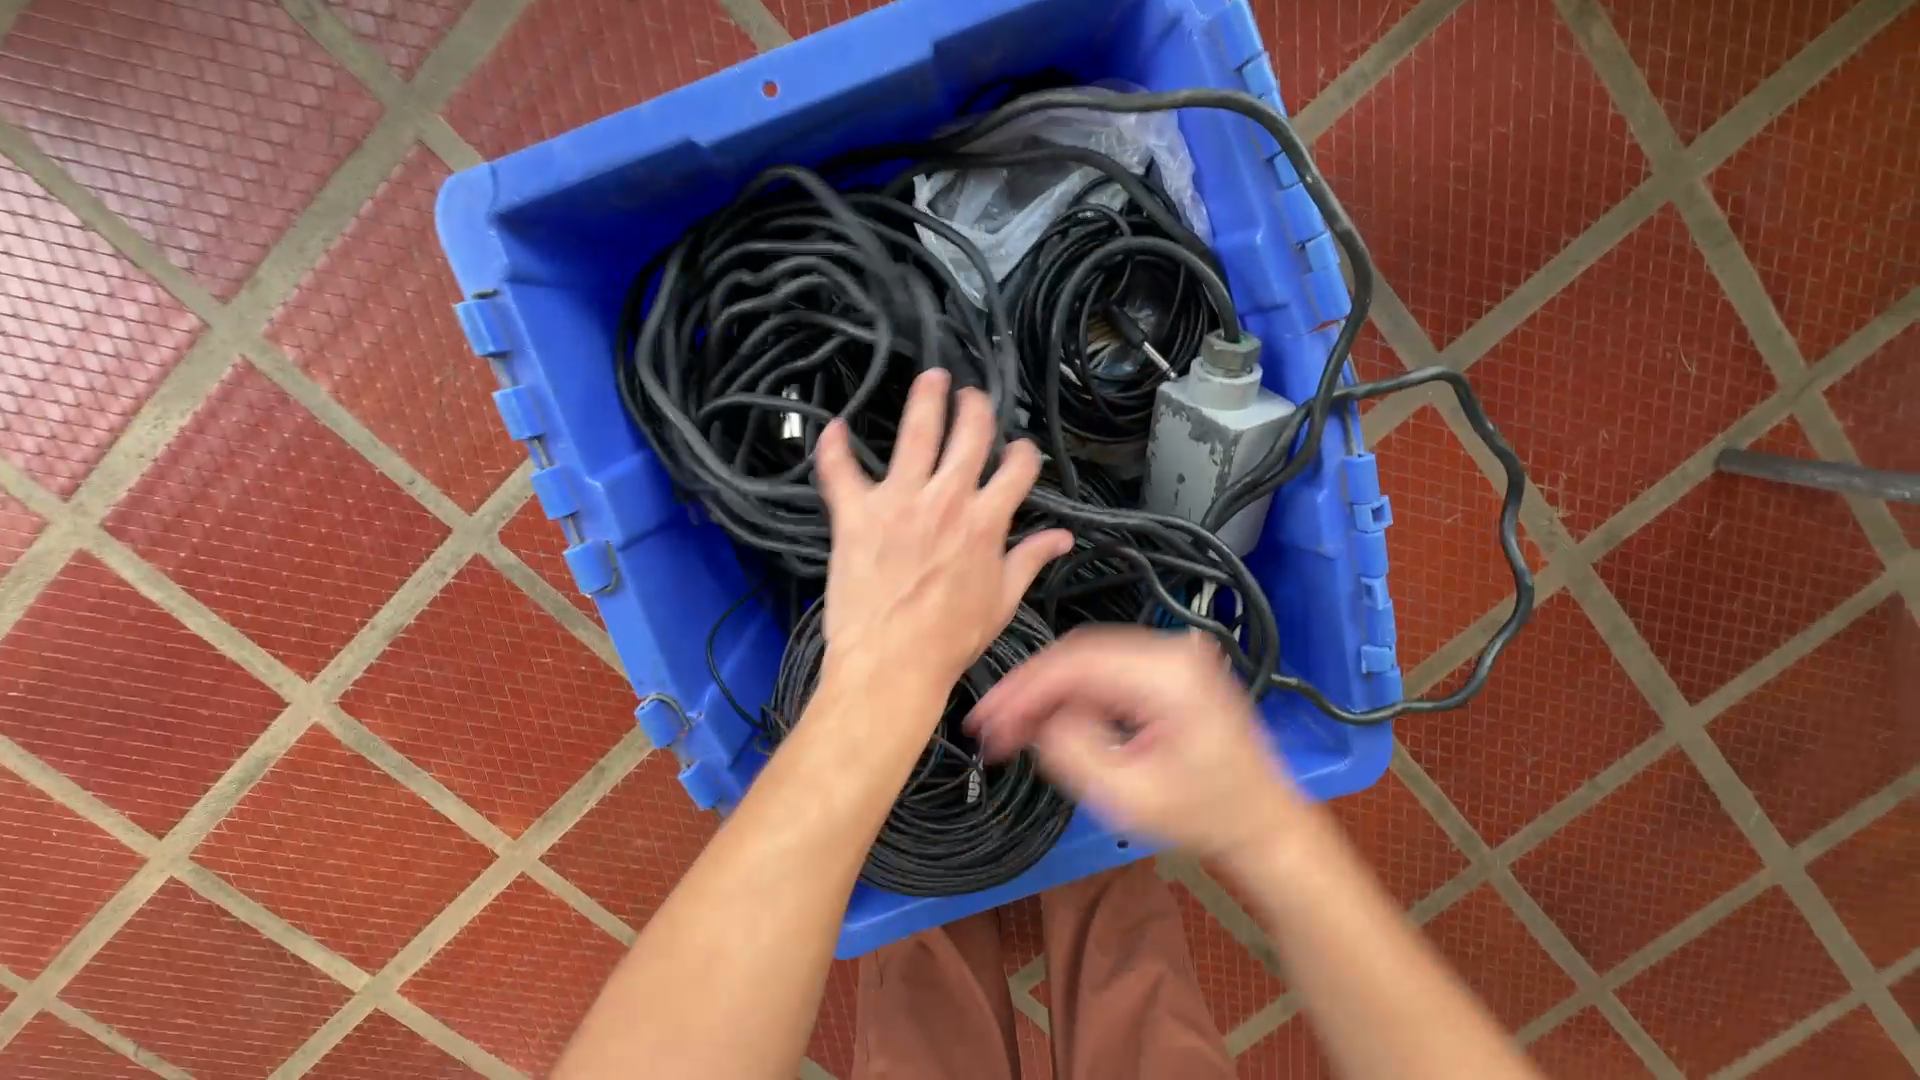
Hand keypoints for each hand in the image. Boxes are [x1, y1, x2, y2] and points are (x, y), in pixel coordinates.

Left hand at [814, 368, 1072, 694]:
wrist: (892, 665)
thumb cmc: (948, 640)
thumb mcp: (1002, 601)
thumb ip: (1031, 560)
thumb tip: (1062, 539)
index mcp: (986, 523)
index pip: (1017, 468)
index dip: (1023, 454)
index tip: (1019, 453)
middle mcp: (946, 501)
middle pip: (970, 433)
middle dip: (976, 407)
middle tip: (971, 396)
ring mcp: (899, 503)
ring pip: (916, 433)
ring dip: (926, 399)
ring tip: (931, 379)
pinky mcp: (856, 515)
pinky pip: (840, 472)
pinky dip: (833, 448)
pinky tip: (833, 426)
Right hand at [966, 626, 1303, 856]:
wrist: (1262, 824)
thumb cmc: (1206, 818)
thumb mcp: (1129, 797)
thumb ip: (1073, 750)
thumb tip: (1040, 719)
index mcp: (1169, 673)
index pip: (1076, 663)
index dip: (1022, 689)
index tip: (985, 720)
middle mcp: (1172, 651)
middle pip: (1078, 655)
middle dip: (1028, 690)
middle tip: (988, 725)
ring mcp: (1173, 658)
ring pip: (1087, 661)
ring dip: (1046, 692)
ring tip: (1009, 726)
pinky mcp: (1168, 671)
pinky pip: (1106, 673)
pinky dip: (1072, 695)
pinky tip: (1046, 719)